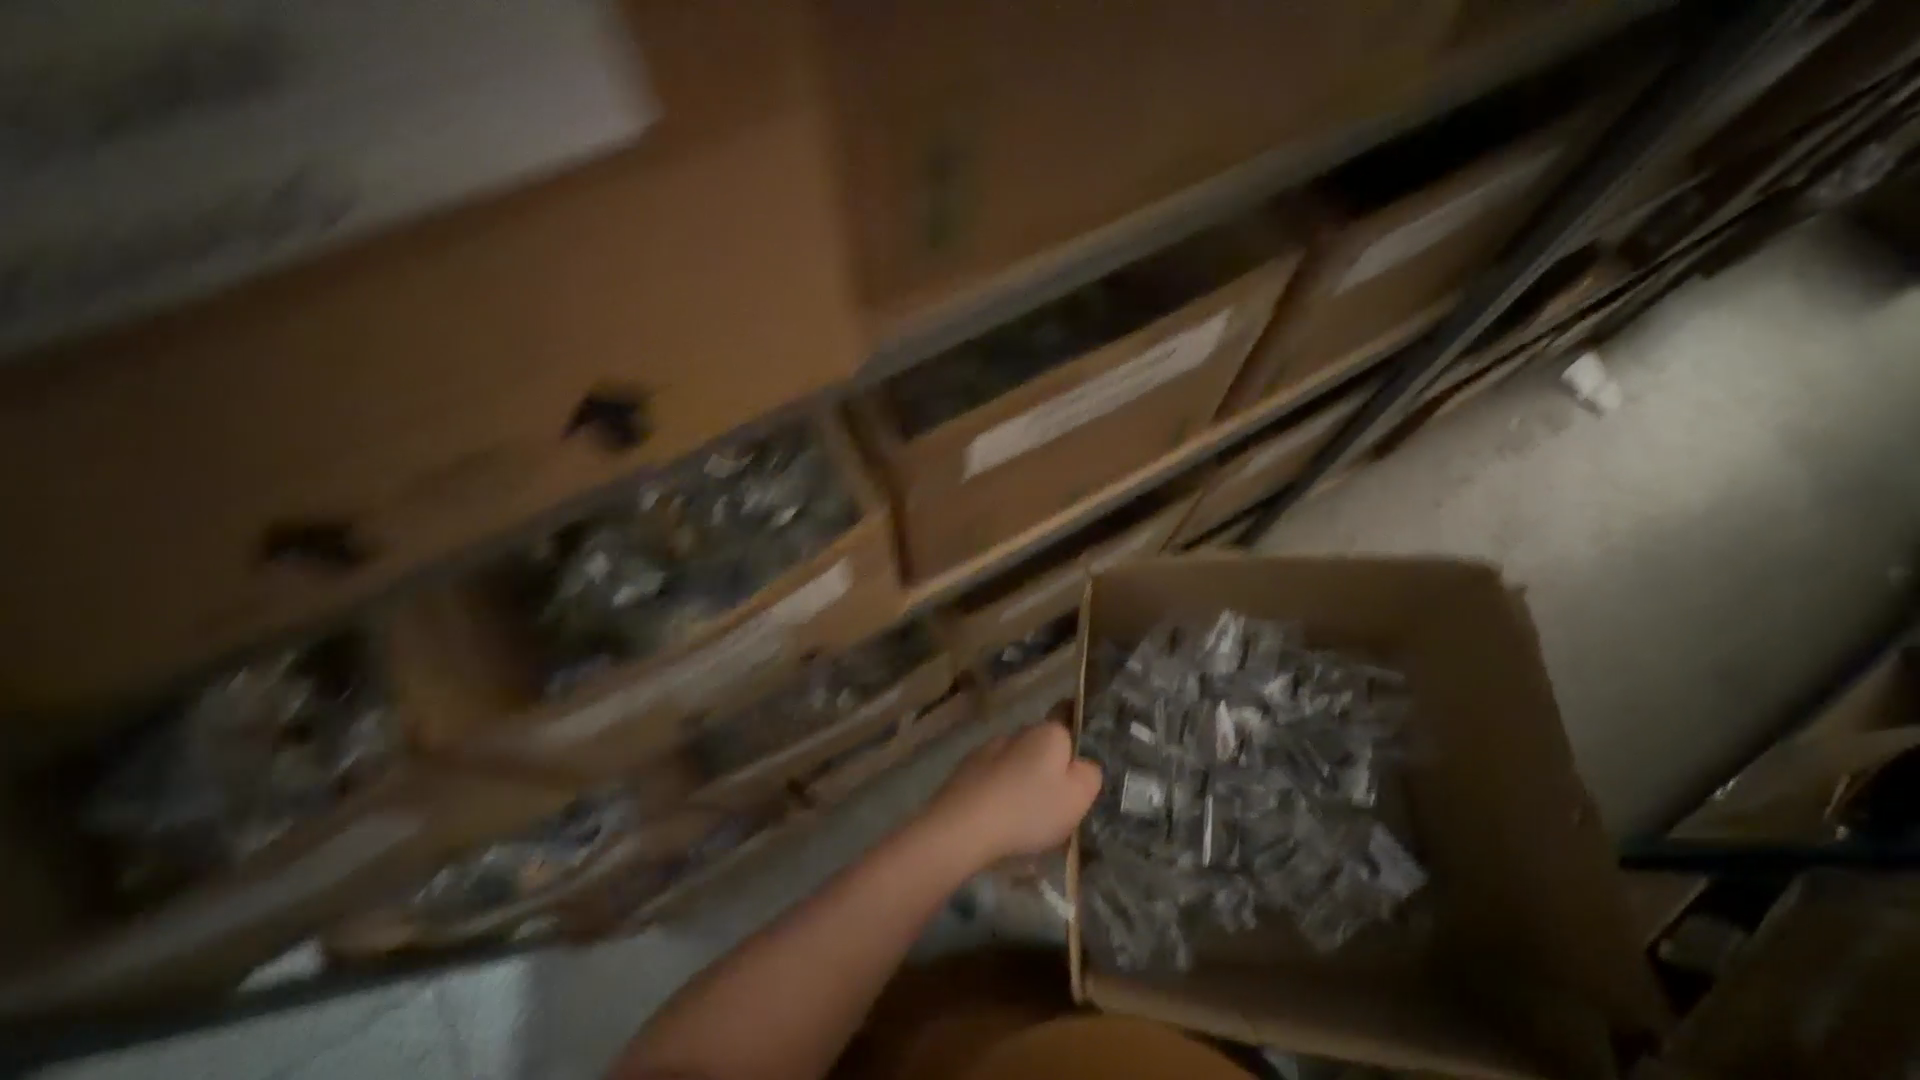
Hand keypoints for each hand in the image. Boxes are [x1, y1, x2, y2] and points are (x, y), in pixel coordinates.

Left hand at [918, 704, 1102, 867]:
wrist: (963, 827)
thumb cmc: (1029, 809)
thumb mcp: (1078, 796)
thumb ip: (1089, 774)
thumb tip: (1081, 764)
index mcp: (1047, 733)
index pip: (1068, 727)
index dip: (1073, 751)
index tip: (1073, 779)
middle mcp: (1016, 732)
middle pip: (1040, 749)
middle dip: (1047, 771)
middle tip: (1053, 807)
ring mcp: (986, 750)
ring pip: (1014, 764)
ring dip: (1020, 784)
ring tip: (1023, 820)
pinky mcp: (964, 771)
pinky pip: (992, 780)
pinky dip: (997, 795)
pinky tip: (998, 820)